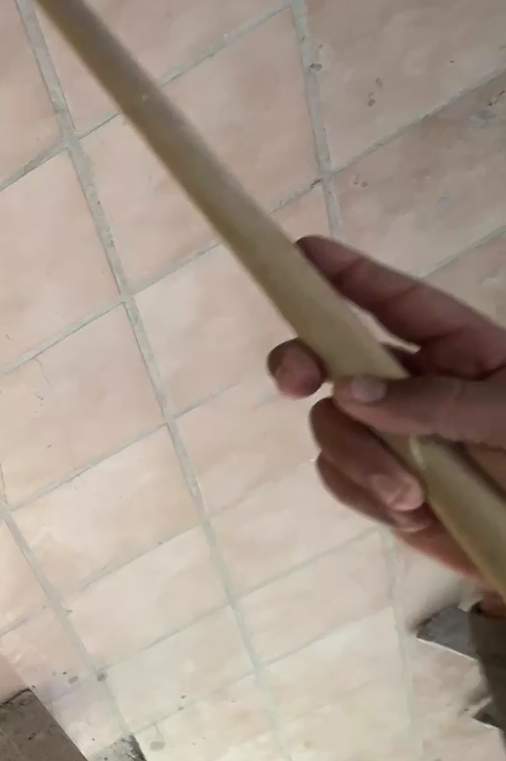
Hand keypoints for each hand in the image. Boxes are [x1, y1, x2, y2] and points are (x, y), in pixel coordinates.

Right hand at [266, 236, 505, 583]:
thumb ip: (443, 402)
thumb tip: (346, 392)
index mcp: (466, 357)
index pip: (397, 303)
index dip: (347, 273)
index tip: (301, 249)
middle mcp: (415, 387)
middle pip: (327, 356)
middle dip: (300, 364)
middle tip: (294, 384)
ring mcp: (391, 434)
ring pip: (328, 422)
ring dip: (357, 457)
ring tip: (407, 495)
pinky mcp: (377, 480)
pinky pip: (335, 472)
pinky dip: (362, 491)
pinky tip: (408, 511)